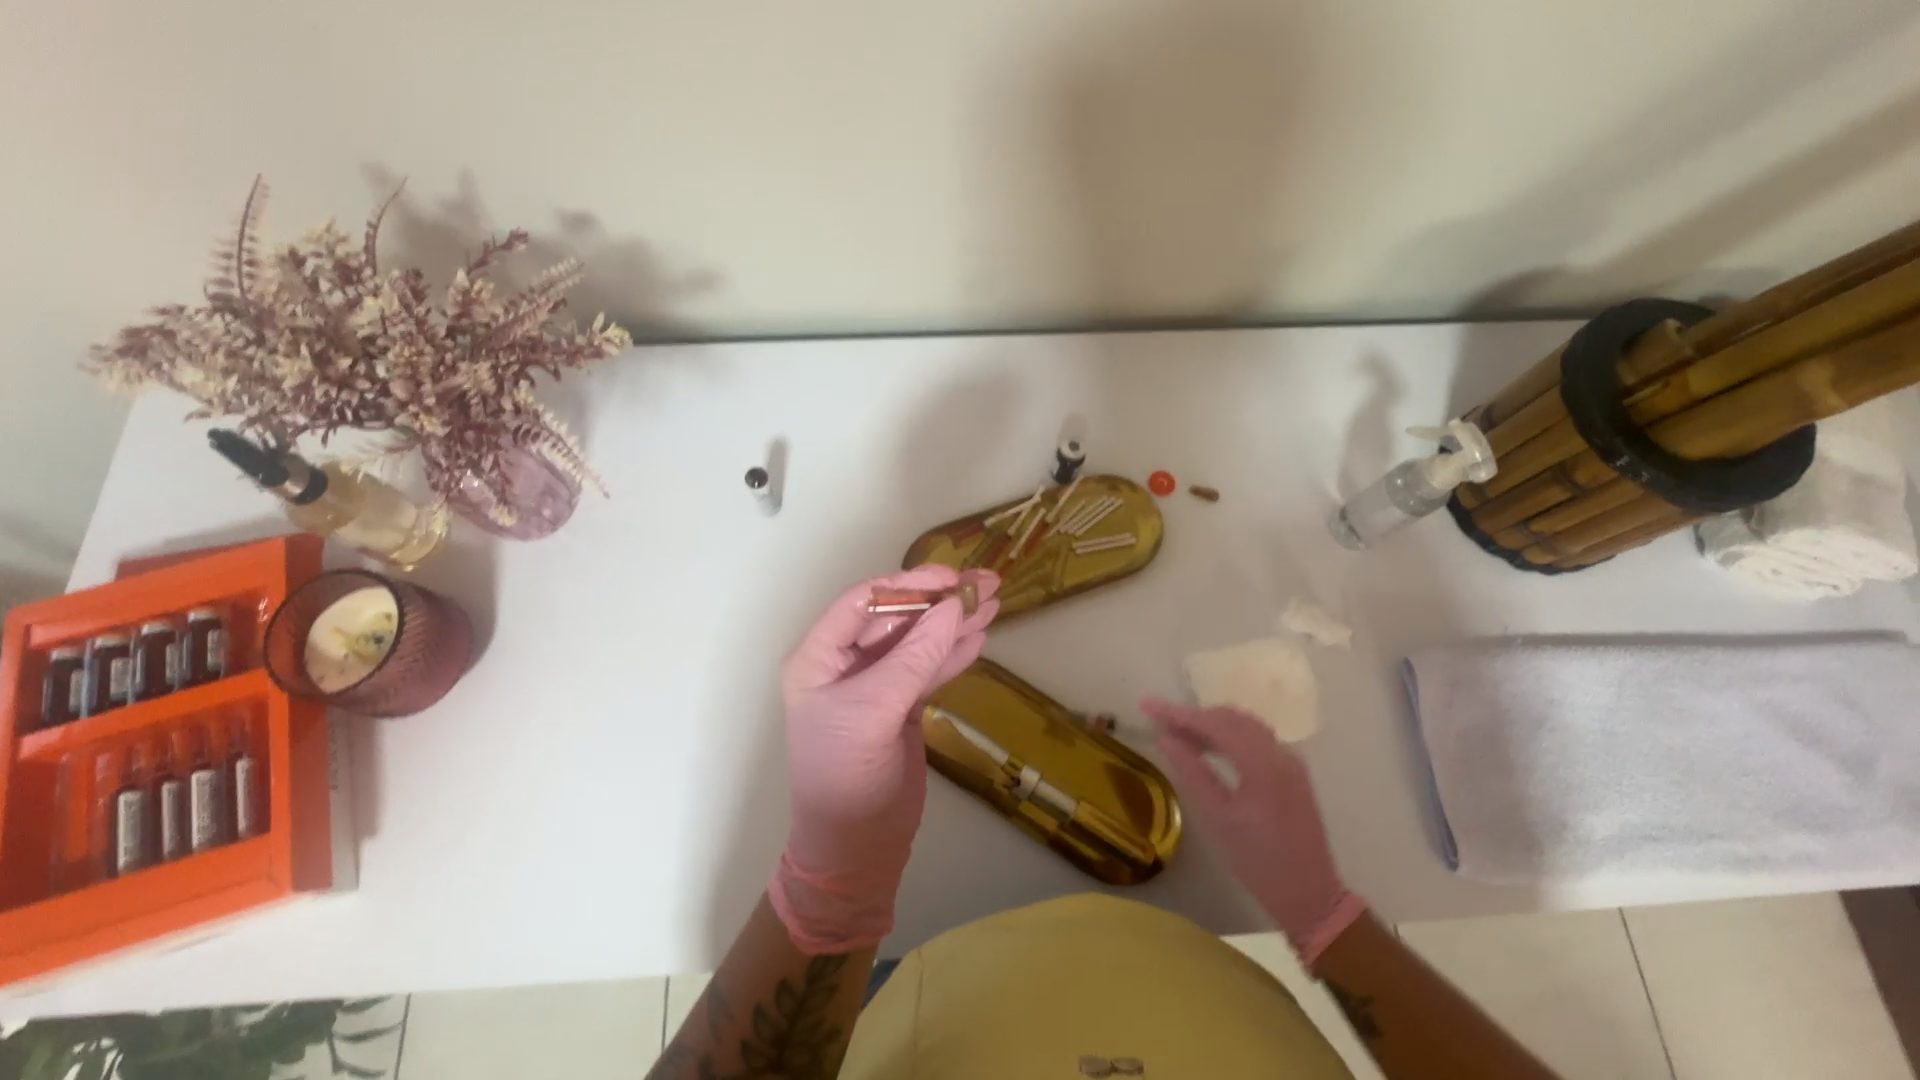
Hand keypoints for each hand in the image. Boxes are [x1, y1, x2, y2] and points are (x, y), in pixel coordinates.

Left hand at [770, 566, 1000, 953]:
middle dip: (938, 599)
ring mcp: (876, 684)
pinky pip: (929, 668)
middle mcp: (845, 663)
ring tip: (993, 600)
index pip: (862, 601)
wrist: (855, 848)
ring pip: (918, 640)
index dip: (906, 583)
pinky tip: (979, 635)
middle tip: (985, 582)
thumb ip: (914, 658)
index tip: (950, 576)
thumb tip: (954, 607)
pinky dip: (954, 652)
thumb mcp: (873, 711)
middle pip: (895, 616)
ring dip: (953, 621)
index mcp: (819, 657)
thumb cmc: (846, 776)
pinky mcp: (901, 706)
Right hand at [1144, 698, 1366, 965]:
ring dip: (1211, 724)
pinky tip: (1208, 747)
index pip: (1215, 724)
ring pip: (1245, 726)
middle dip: (1194, 715)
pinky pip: (1256, 739)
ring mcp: (1290, 761)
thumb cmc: (1258, 861)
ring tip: (1177, 732)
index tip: (1148, 705)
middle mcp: (1281, 753)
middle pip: (1232, 718)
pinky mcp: (1291, 772)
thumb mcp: (1218, 817)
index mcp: (1263, 764)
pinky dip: (1229, 735)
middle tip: (1159, 720)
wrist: (1309, 893)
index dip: (1179, 713)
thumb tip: (1165, 738)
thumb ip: (1192, 772)